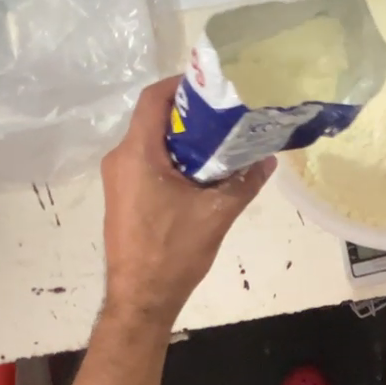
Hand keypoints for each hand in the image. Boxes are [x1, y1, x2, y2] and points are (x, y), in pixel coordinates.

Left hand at [99, 77, 274, 326]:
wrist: (141, 298)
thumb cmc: (173, 253)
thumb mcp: (217, 215)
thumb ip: (244, 182)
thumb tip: (267, 159)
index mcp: (137, 154)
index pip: (154, 98)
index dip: (182, 86)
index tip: (213, 89)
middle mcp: (120, 159)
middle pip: (154, 121)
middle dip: (191, 117)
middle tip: (226, 120)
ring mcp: (117, 181)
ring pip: (151, 146)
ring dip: (183, 143)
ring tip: (220, 150)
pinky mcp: (122, 199)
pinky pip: (146, 167)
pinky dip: (172, 163)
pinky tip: (200, 179)